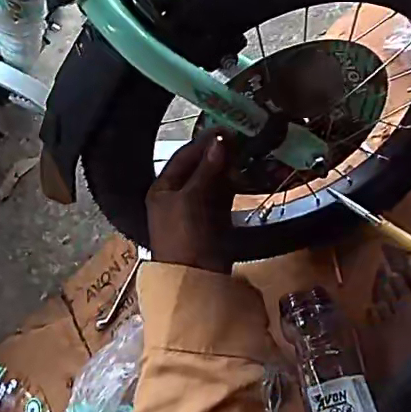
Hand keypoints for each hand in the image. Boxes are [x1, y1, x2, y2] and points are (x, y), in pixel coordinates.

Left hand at [145, 132, 233, 273]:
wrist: (194, 283)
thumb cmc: (184, 237)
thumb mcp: (191, 200)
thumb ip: (207, 170)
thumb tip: (221, 139)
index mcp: (162, 189)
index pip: (183, 157)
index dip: (204, 142)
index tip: (227, 128)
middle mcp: (177, 196)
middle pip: (199, 168)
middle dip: (219, 154)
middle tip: (243, 138)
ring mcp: (195, 210)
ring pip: (213, 181)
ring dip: (229, 168)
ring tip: (248, 152)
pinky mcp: (213, 222)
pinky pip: (223, 197)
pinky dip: (233, 185)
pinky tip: (247, 175)